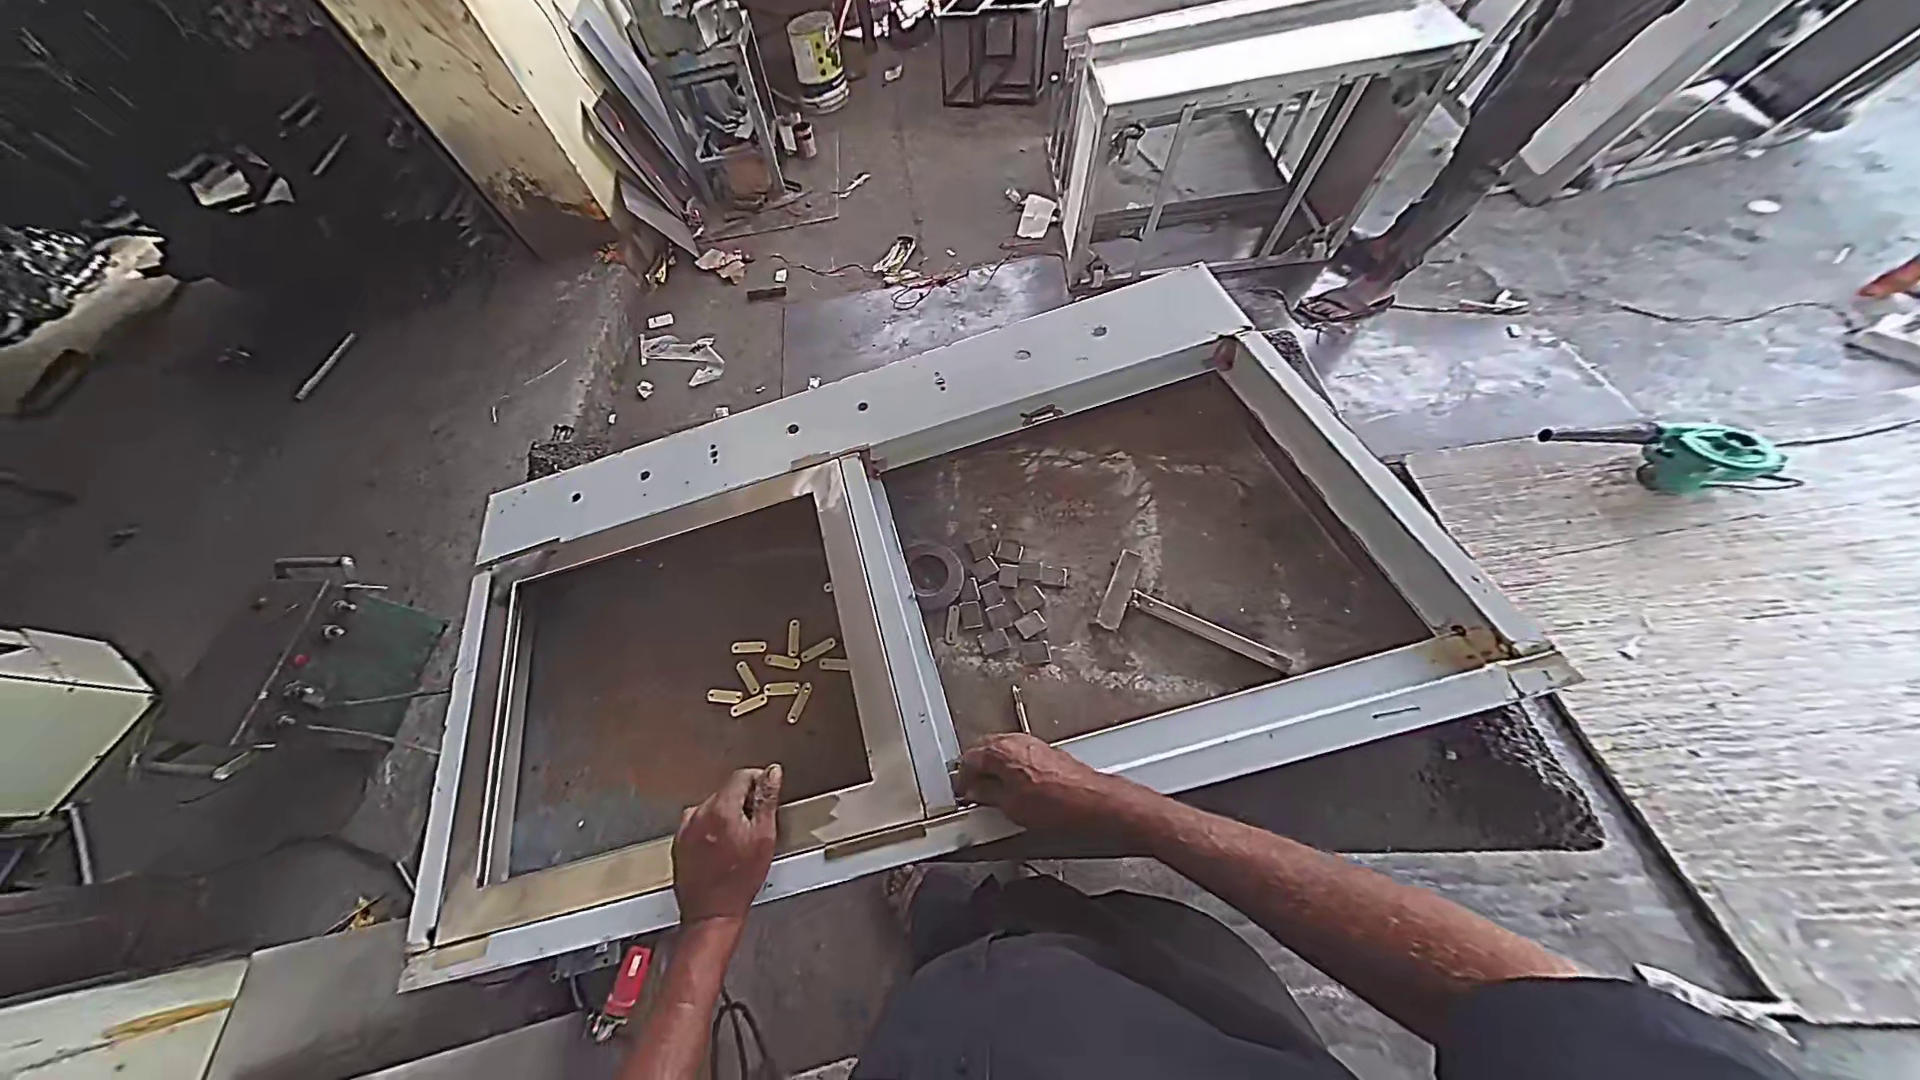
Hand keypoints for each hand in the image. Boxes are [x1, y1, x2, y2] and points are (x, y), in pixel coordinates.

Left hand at [672, 764, 782, 923]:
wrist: (712, 913)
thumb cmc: (740, 879)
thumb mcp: (764, 836)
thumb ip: (767, 799)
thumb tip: (772, 772)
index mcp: (721, 809)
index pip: (741, 776)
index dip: (758, 782)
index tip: (765, 796)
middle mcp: (699, 814)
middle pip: (726, 790)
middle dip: (742, 800)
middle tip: (754, 825)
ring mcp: (686, 828)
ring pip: (712, 805)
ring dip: (726, 812)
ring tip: (737, 837)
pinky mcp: (679, 842)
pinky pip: (698, 821)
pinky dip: (710, 826)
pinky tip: (721, 846)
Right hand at [955, 734, 1140, 833]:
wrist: (1092, 803)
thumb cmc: (1058, 804)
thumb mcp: (1009, 807)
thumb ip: (985, 795)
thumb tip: (975, 792)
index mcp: (1000, 751)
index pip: (968, 758)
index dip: (962, 778)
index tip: (963, 791)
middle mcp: (1015, 740)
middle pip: (984, 749)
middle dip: (976, 769)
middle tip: (973, 790)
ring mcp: (1032, 743)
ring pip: (1002, 751)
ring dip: (993, 767)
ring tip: (993, 792)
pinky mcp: (1045, 751)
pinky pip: (1018, 755)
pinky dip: (1011, 768)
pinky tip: (1015, 787)